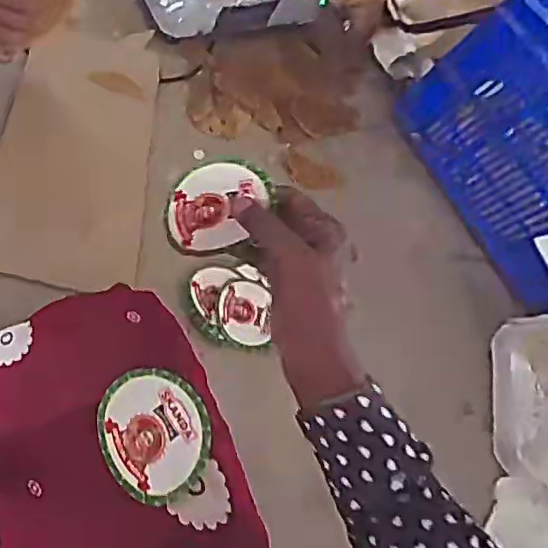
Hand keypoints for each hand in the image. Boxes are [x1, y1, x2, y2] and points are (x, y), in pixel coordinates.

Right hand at [0, 0, 36, 62]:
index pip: (20, 0)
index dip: (34, 2)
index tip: (42, 2)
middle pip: (22, 21)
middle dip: (36, 22)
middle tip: (45, 21)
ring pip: (15, 39)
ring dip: (28, 38)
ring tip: (35, 36)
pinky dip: (9, 54)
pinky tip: (15, 52)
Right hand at [232, 188, 365, 407]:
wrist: (313, 353)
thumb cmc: (307, 301)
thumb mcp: (287, 256)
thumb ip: (264, 225)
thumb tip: (238, 200)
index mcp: (327, 232)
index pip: (293, 200)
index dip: (264, 195)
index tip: (233, 194)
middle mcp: (319, 245)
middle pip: (282, 219)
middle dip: (253, 215)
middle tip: (222, 212)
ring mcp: (305, 266)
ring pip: (273, 240)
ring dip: (249, 234)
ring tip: (221, 230)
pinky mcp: (290, 285)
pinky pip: (268, 260)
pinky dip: (251, 254)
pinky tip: (230, 253)